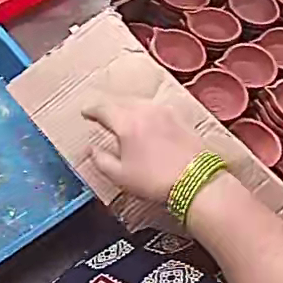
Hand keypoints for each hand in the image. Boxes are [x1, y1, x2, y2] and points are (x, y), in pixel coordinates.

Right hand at [82, 95, 205, 203]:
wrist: (197, 181)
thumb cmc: (155, 180)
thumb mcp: (120, 176)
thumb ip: (100, 160)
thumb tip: (91, 149)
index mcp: (126, 122)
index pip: (103, 108)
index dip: (91, 110)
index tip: (85, 113)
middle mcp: (145, 111)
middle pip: (121, 102)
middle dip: (109, 108)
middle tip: (101, 116)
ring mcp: (165, 112)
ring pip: (139, 103)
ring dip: (127, 108)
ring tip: (122, 119)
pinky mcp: (179, 118)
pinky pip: (154, 109)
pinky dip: (144, 113)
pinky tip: (145, 124)